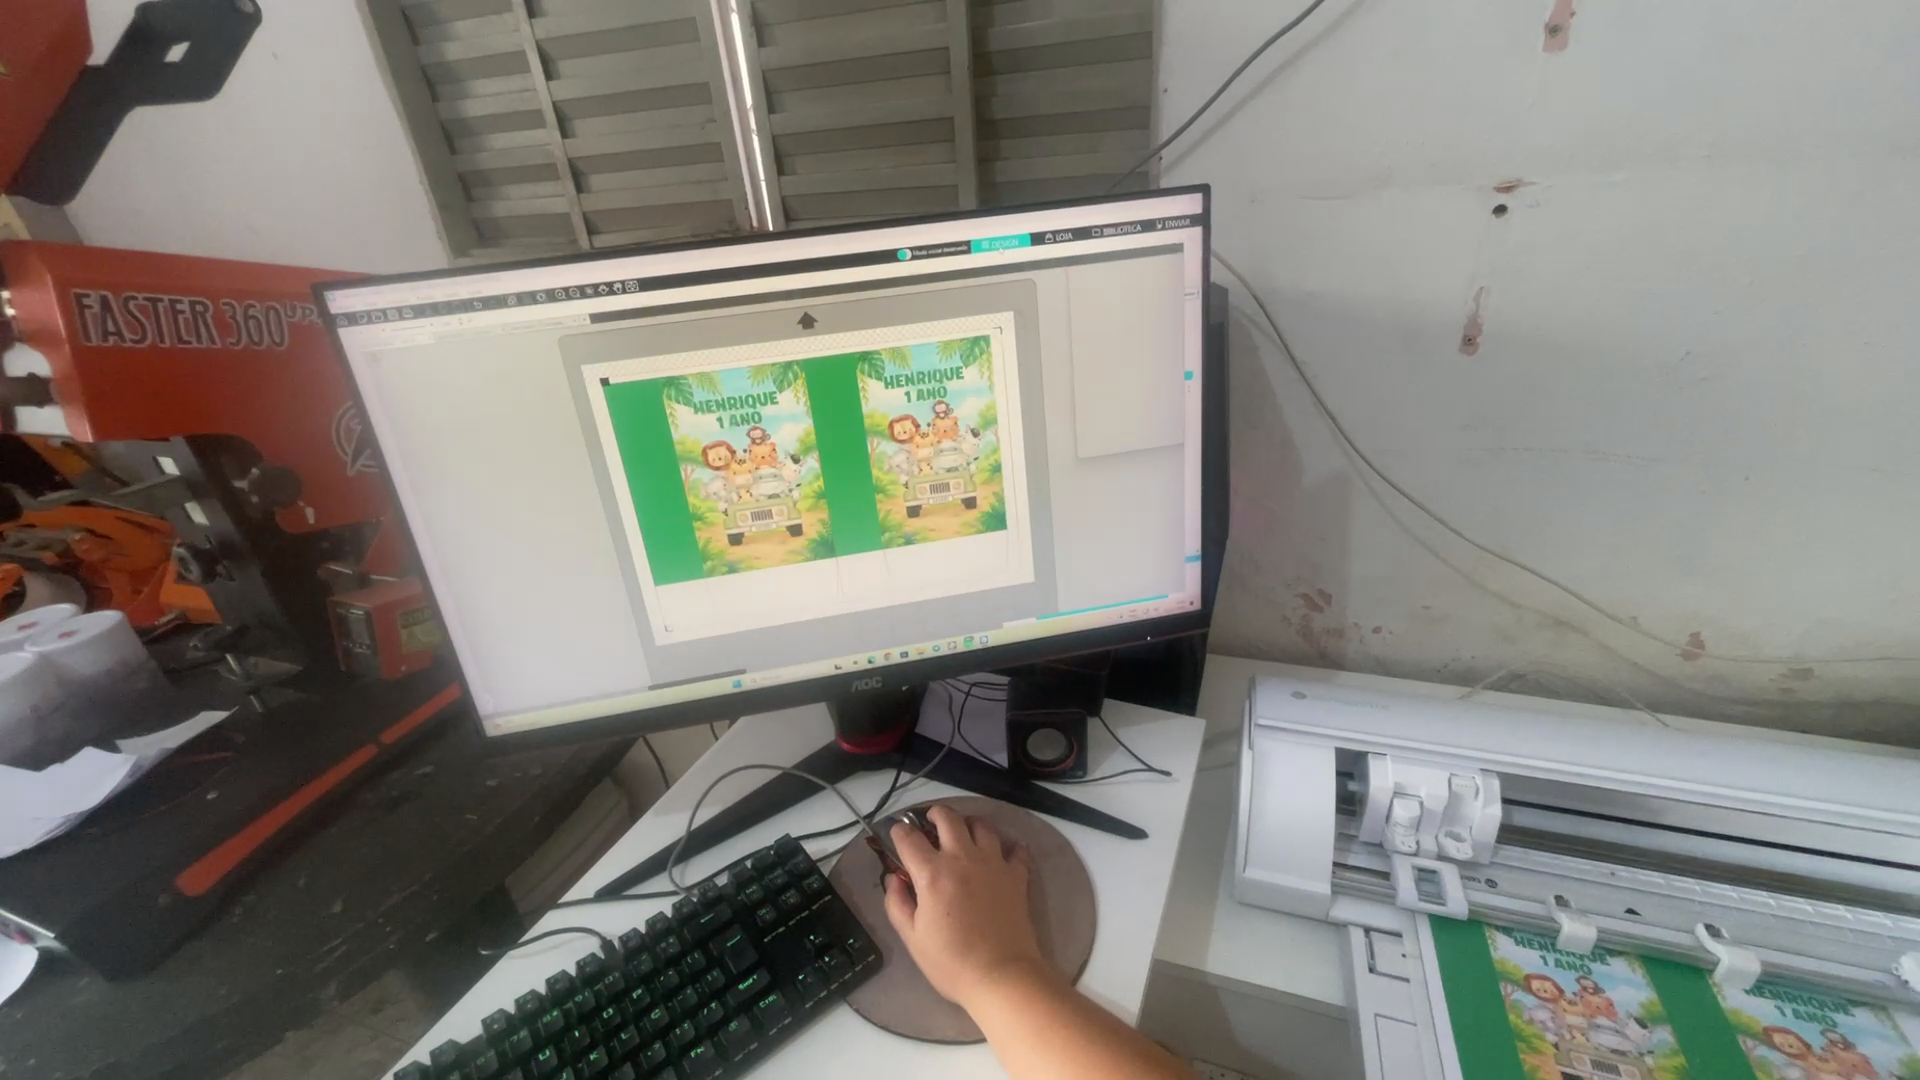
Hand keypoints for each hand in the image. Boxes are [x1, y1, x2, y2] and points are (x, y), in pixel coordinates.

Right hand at [881, 805, 1046, 1011]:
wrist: (1001, 975)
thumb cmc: (951, 962)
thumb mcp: (913, 938)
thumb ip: (898, 903)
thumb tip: (893, 879)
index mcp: (932, 873)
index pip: (909, 838)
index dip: (899, 832)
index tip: (897, 835)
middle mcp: (962, 857)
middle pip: (948, 818)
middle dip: (935, 814)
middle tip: (930, 821)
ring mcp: (993, 862)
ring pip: (981, 825)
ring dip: (969, 823)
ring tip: (964, 832)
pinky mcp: (1016, 874)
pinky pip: (1015, 849)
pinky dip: (1009, 846)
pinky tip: (1003, 852)